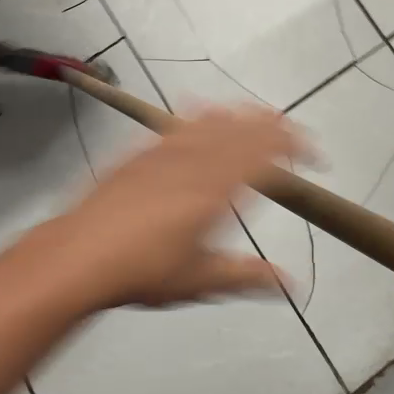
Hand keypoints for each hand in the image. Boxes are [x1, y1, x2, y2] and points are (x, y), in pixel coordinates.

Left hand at [20, 105, 307, 310]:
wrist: (80, 253)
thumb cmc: (143, 271)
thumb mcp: (201, 280)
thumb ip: (247, 275)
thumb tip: (291, 282)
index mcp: (216, 190)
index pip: (264, 155)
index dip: (293, 147)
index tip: (313, 154)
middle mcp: (193, 161)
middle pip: (239, 128)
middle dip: (270, 123)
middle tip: (290, 128)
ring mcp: (163, 152)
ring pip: (208, 120)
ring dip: (236, 114)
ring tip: (252, 115)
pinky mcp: (138, 152)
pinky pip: (176, 123)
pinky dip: (198, 114)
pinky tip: (197, 110)